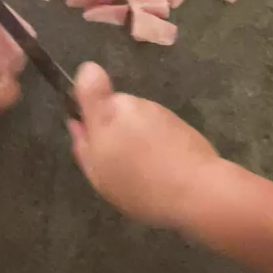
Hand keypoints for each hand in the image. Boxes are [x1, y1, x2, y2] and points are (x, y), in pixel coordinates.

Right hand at [66, 62, 221, 227]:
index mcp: (105, 115)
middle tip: (120, 161)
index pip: (90, 81)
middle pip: (114, 108)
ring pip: (137, 118)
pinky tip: (163, 167)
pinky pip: (157, 127)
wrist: (197, 190)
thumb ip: (83, 145)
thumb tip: (76, 122)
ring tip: (145, 169)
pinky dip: (156, 142)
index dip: (85, 87)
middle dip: (114, 127)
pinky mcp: (178, 120)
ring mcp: (157, 111)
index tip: (87, 113)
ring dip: (136, 136)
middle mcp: (131, 105)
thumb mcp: (99, 175)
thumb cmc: (140, 186)